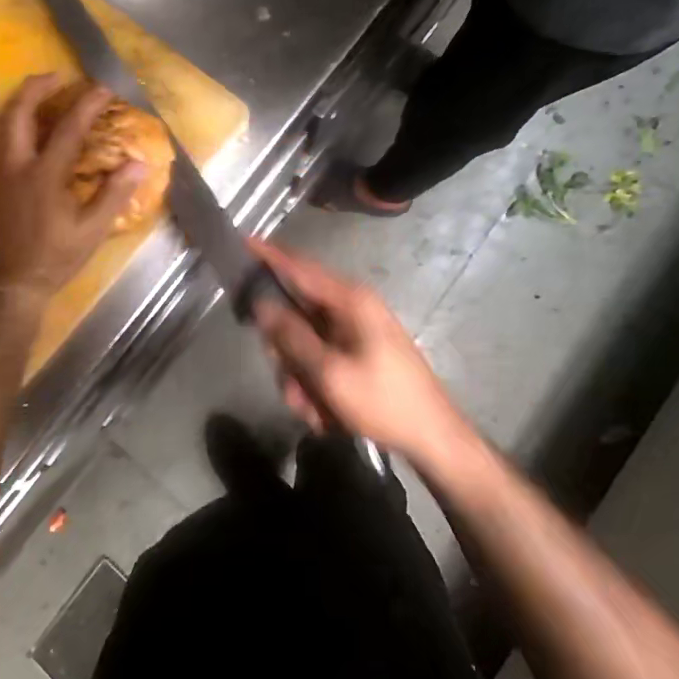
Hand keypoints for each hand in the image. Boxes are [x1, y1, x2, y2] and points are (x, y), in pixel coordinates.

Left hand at [0, 74, 143, 299]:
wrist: (12, 281)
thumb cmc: (55, 257)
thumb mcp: (92, 230)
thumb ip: (114, 194)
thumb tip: (138, 163)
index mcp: (44, 176)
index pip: (68, 129)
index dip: (87, 105)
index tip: (104, 88)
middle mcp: (17, 165)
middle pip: (18, 112)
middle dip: (37, 88)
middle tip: (59, 76)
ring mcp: (1, 172)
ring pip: (3, 123)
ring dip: (22, 101)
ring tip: (42, 93)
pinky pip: (1, 138)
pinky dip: (14, 121)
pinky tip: (29, 127)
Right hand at [248, 240, 469, 460]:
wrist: (434, 438)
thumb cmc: (384, 402)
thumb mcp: (330, 374)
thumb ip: (291, 337)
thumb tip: (261, 304)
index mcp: (350, 301)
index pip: (300, 269)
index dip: (270, 256)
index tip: (243, 241)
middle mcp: (352, 309)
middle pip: (296, 316)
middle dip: (287, 357)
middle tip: (292, 387)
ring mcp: (356, 332)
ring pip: (305, 345)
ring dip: (301, 380)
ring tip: (314, 411)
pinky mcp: (359, 353)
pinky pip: (322, 361)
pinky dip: (317, 387)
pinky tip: (327, 415)